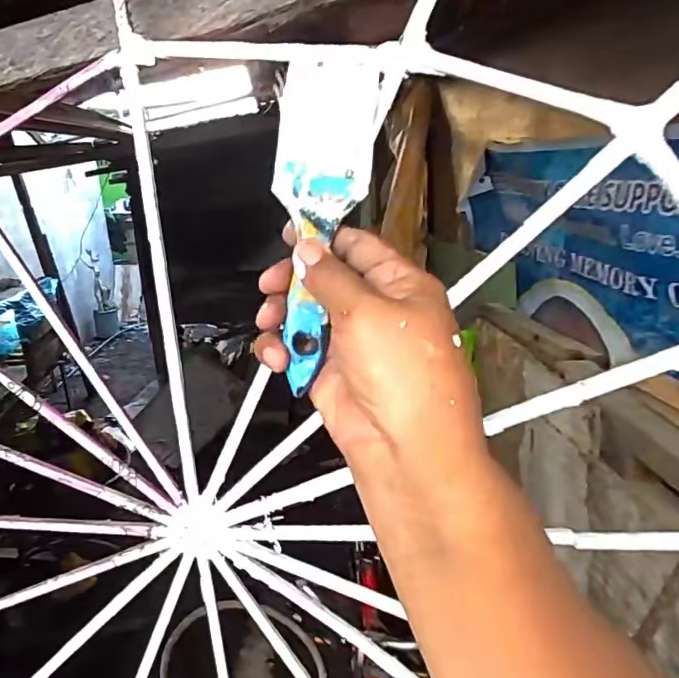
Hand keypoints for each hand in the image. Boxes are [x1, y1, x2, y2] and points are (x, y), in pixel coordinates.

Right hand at [253, 227, 482, 462]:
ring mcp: (348, 341)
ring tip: (271, 323)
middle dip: (291, 281)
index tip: (290, 233)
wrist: (401, 445)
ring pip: (300, 313)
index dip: (323, 238)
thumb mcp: (366, 311)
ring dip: (280, 316)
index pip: (357, 248)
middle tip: (270, 284)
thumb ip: (330, 276)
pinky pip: (292, 348)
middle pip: (321, 280)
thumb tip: (308, 249)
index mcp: (398, 286)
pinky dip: (278, 349)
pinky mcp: (325, 369)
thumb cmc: (408, 379)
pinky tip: (277, 355)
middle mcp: (373, 311)